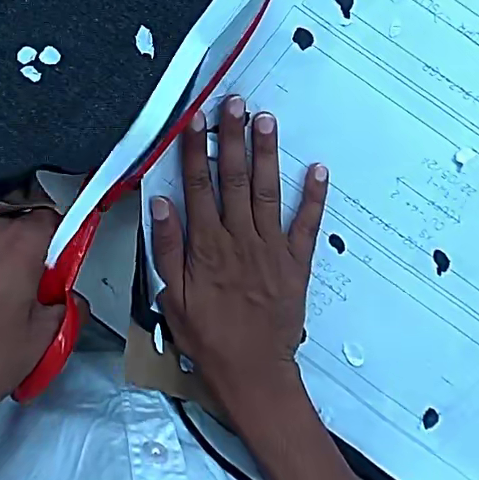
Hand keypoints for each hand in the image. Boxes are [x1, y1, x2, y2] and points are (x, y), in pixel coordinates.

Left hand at [0, 207, 82, 441]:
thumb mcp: (42, 340)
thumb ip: (67, 306)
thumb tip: (71, 297)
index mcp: (16, 244)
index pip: (55, 218)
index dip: (67, 239)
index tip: (70, 258)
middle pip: (24, 226)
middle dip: (38, 253)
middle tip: (43, 291)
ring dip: (10, 261)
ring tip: (11, 306)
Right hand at [150, 95, 327, 417]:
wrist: (254, 374)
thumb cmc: (208, 336)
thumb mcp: (173, 297)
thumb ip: (168, 248)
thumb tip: (162, 204)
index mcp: (207, 247)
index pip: (198, 188)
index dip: (195, 151)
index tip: (195, 121)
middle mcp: (240, 240)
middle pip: (234, 179)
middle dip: (233, 138)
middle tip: (235, 105)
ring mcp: (272, 249)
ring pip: (266, 192)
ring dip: (266, 154)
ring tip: (266, 120)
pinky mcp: (296, 263)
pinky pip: (305, 224)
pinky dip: (312, 196)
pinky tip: (317, 169)